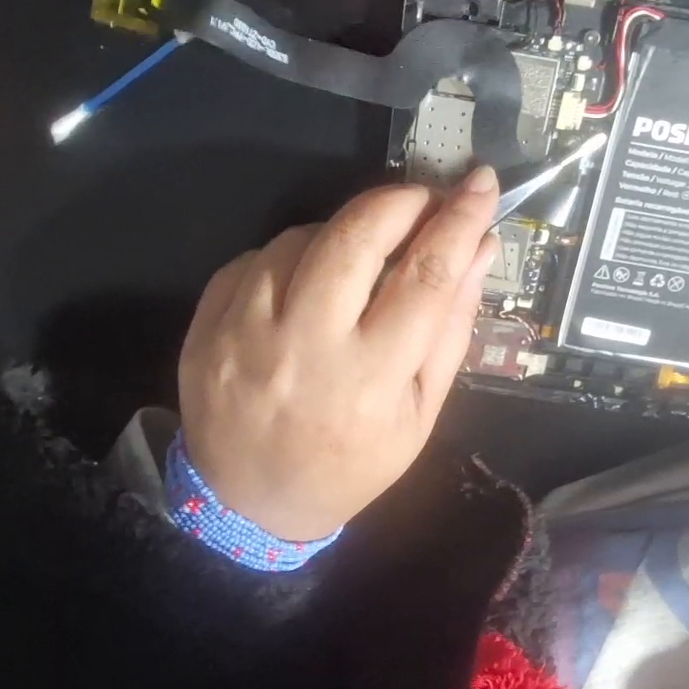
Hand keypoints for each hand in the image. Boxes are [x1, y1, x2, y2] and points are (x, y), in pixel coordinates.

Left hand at [177, 168, 500, 540]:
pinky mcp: (206, 322)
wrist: (251, 504)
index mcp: (369, 381)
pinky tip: (307, 283)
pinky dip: (292, 256)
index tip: (482, 185)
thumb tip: (479, 250)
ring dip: (345, 231)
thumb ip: (450, 331)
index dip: (458, 221)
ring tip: (363, 257)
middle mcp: (304, 348)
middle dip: (399, 201)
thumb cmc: (351, 464)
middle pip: (356, 237)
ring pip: (302, 237)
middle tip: (423, 199)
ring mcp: (244, 332)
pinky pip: (257, 257)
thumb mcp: (419, 416)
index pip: (425, 278)